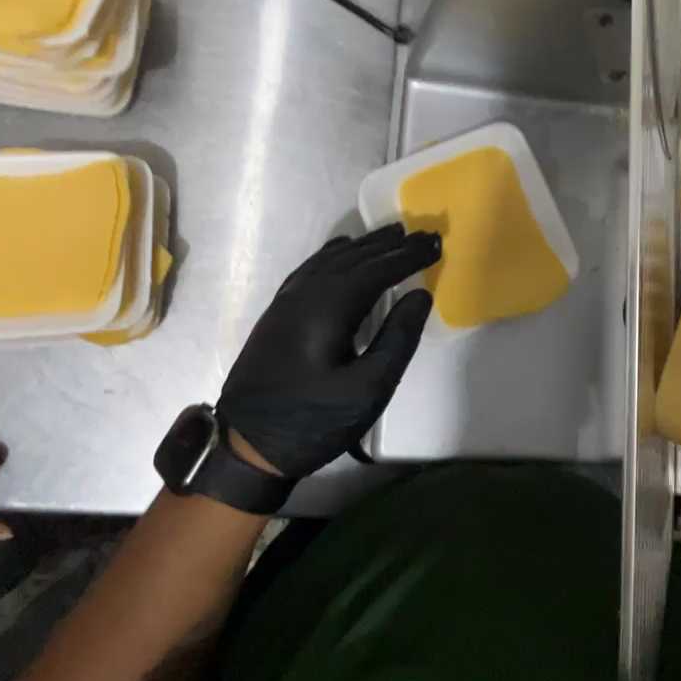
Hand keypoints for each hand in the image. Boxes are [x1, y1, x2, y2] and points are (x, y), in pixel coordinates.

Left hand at [217, 224, 440, 478]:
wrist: (245, 447)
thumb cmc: (313, 421)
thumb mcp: (368, 389)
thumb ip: (397, 338)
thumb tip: (420, 295)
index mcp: (328, 308)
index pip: (376, 269)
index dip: (407, 256)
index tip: (435, 243)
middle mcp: (305, 294)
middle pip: (352, 258)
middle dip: (388, 245)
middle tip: (421, 233)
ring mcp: (286, 302)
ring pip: (329, 260)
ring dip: (362, 246)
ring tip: (390, 236)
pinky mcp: (276, 314)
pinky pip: (310, 269)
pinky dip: (334, 255)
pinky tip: (342, 254)